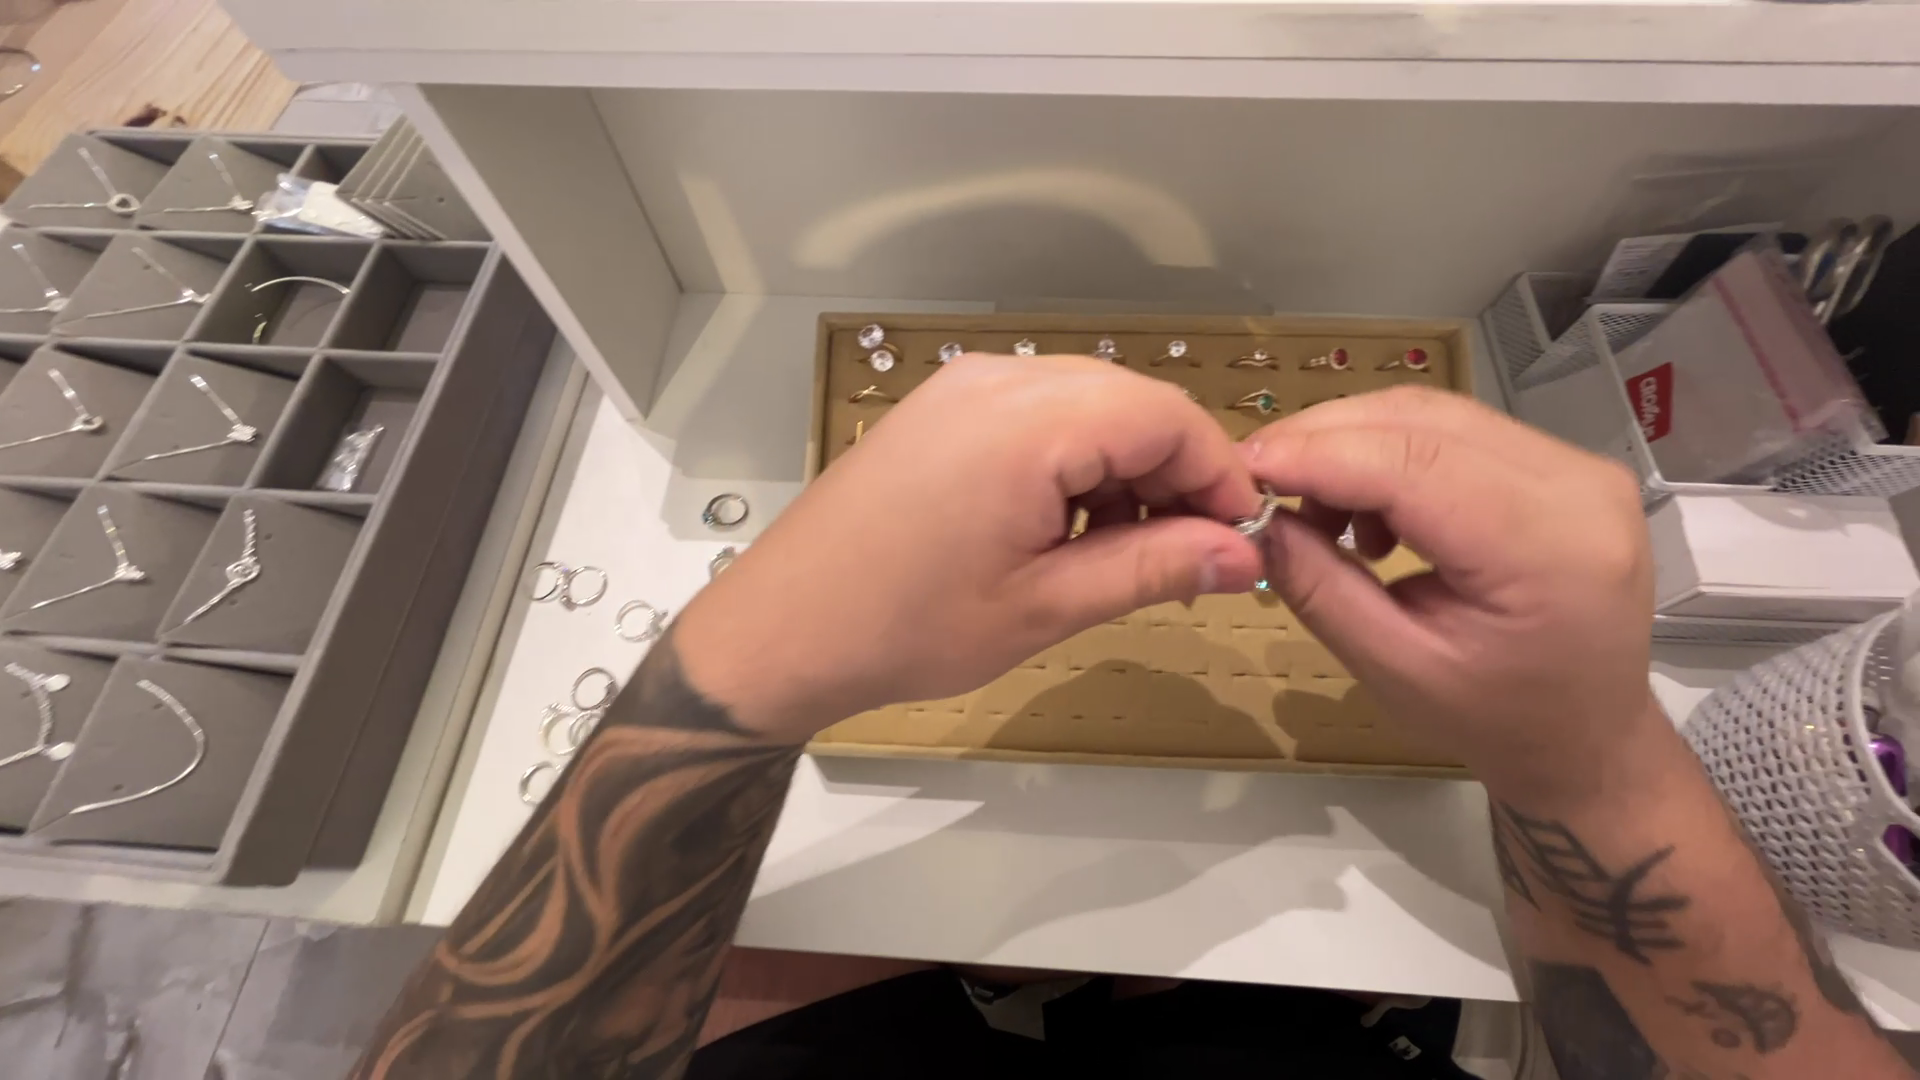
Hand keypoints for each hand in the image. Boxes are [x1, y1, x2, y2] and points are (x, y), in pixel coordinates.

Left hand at [673, 354, 1266, 739]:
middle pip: (1128, 404)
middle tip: (1181, 554)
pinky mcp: (940, 410)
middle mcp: (996, 381)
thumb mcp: (1044, 606)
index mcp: (1028, 422)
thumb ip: (1154, 567)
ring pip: (1083, 407)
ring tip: (1115, 549)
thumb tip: (1242, 553)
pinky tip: (1060, 522)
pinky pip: (1034, 415)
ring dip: (1119, 467)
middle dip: (1171, 473)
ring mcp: (960, 388)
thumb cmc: (907, 626)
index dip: (1218, 477)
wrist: (785, 628)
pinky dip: (1069, 460)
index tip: (1236, 541)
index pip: (1167, 418)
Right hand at [1241, 386, 1665, 807]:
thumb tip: (1253, 519)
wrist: (1583, 734)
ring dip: (1345, 443)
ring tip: (1309, 506)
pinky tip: (1365, 511)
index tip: (1238, 470)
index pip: (1409, 465)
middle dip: (1318, 438)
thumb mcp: (1387, 665)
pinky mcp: (1556, 462)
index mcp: (1546, 550)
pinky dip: (1380, 452)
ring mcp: (1573, 464)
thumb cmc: (1488, 717)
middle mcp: (1574, 484)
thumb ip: (1317, 584)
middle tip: (1255, 480)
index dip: (1313, 455)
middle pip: (1418, 418)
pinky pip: (1447, 429)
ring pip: (1427, 412)